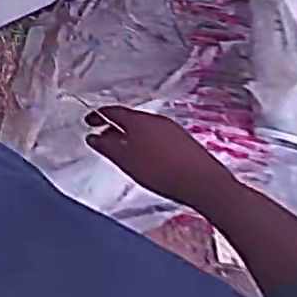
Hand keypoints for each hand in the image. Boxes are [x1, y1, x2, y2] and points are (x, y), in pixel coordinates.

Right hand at [85, 106, 239, 210]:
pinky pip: (161, 137)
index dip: (97, 116)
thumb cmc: (162, 171)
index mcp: (137, 120)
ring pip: (146, 128)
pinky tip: (151, 159)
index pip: (110, 111)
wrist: (207, 186)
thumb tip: (93, 137)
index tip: (90, 122)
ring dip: (133, 136)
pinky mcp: (187, 143)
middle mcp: (155, 120)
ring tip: (128, 152)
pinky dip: (150, 143)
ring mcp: (173, 130)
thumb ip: (105, 146)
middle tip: (105, 138)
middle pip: (129, 118)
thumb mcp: (124, 160)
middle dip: (115, 127)